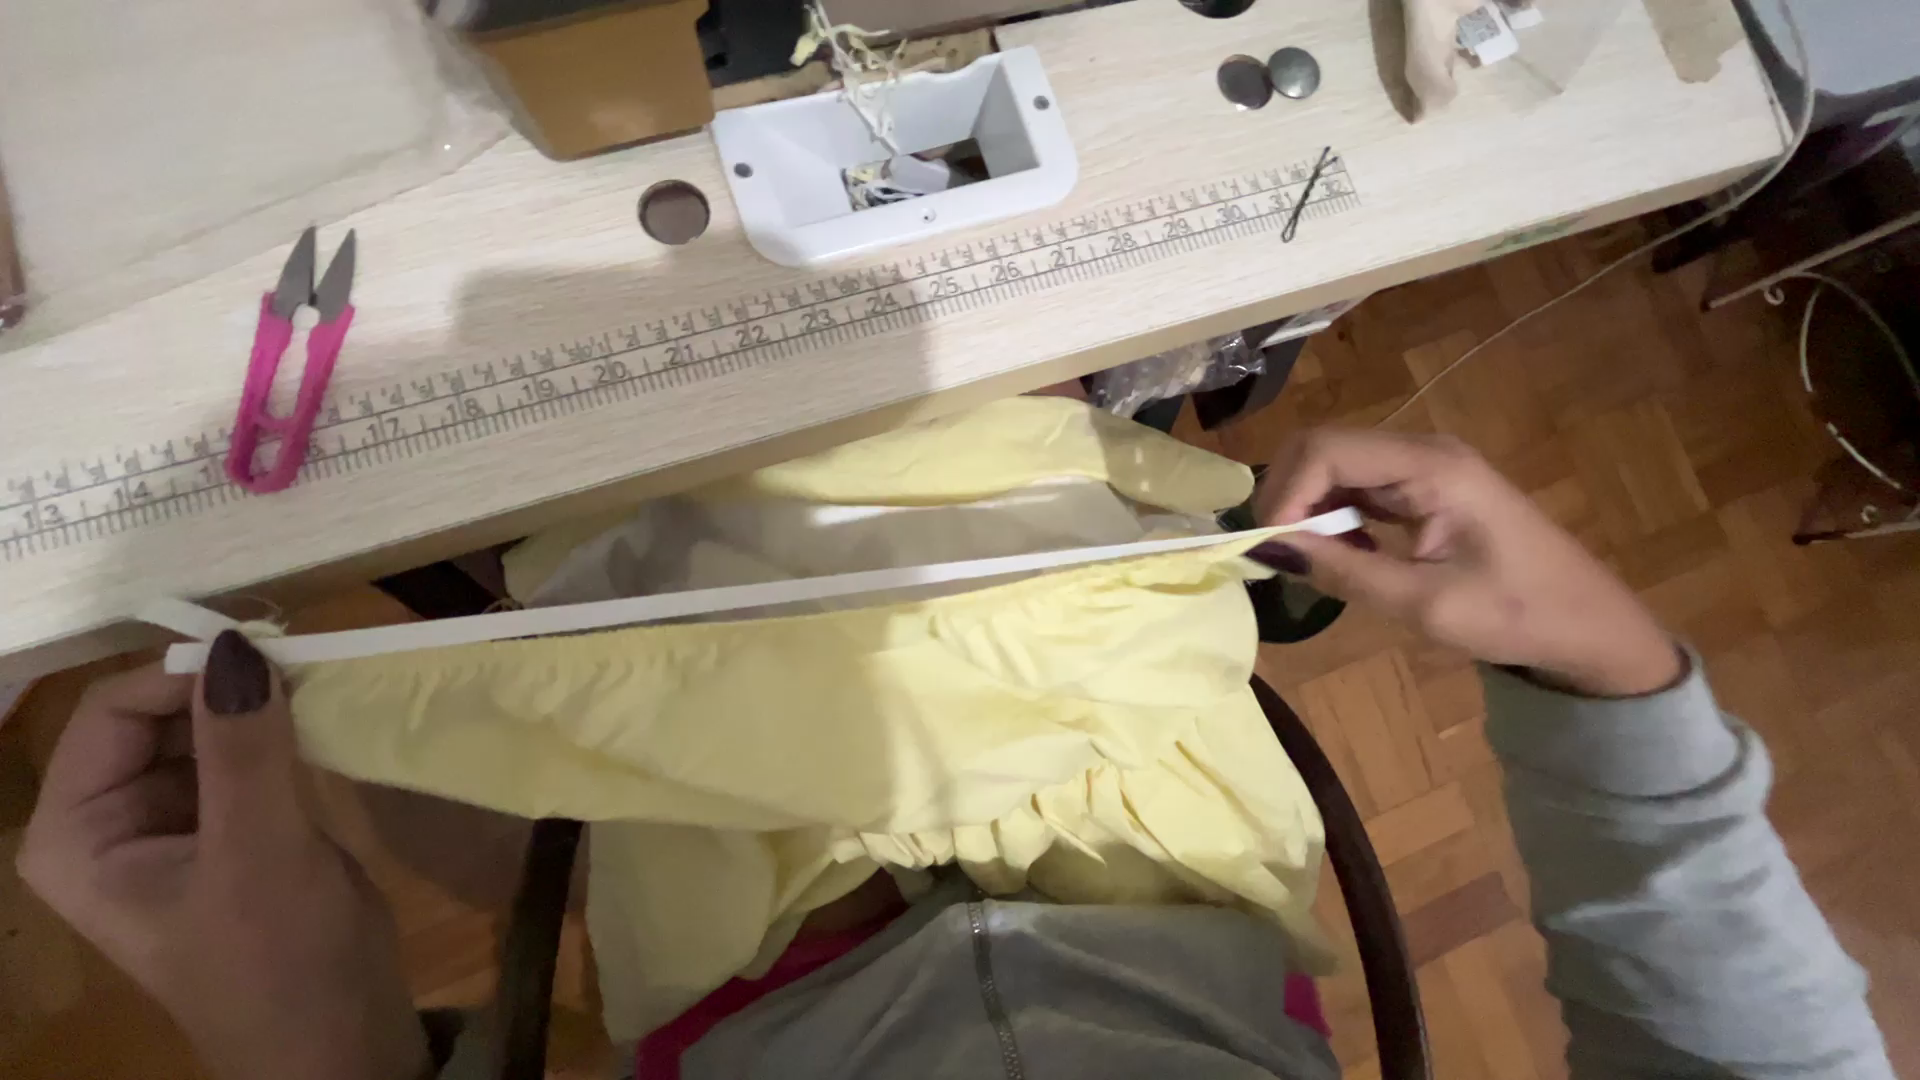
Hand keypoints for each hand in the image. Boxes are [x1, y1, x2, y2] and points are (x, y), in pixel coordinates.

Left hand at [16, 631, 428, 1079]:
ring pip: (211, 729)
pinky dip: (288, 728)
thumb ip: (244, 751)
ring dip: (264, 702)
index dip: (186, 677)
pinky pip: (252, 754)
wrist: (333, 1024)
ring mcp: (184, 822)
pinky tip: (330, 721)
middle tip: (313, 666)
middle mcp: (119, 819)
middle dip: (229, 685)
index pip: (112, 716)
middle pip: (159, 716)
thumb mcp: (258, 851)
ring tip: (328, 687)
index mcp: (81, 833)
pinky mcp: (243, 823)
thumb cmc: (274, 954)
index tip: (280, 658)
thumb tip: (237, 646)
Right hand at [1254, 428, 1682, 696]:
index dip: (1286, 494)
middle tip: (1280, 551)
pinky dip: (1326, 515)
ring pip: (1328, 465)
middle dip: (1286, 495)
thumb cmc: (1518, 616)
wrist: (1589, 628)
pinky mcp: (1417, 487)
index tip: (1273, 548)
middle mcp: (1421, 452)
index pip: (1327, 450)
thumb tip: (1267, 550)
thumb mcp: (1425, 604)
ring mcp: (1420, 467)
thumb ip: (1342, 572)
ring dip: (1303, 506)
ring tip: (1307, 557)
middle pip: (1320, 447)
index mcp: (1432, 467)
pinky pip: (1350, 486)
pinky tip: (1337, 552)